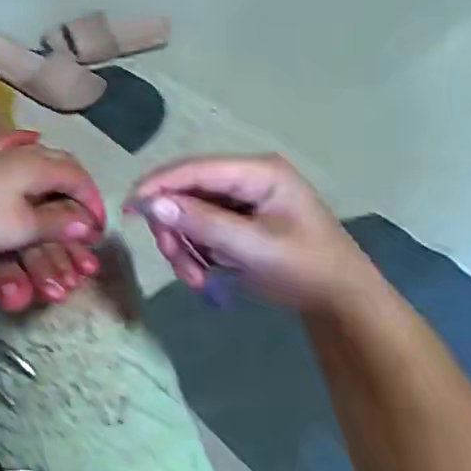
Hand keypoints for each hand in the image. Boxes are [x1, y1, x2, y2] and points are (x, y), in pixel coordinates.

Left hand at [0, 144, 105, 262]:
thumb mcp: (26, 227)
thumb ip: (60, 223)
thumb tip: (88, 226)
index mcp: (41, 164)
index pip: (79, 177)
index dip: (93, 202)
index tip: (99, 229)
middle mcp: (26, 153)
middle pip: (64, 164)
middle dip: (80, 189)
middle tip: (86, 216)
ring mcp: (4, 156)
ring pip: (43, 160)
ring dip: (60, 179)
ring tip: (66, 202)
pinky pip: (22, 158)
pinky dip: (35, 165)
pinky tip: (32, 155)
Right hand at [127, 154, 386, 315]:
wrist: (341, 302)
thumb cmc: (307, 269)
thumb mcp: (255, 248)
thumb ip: (204, 223)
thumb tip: (153, 204)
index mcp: (258, 172)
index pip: (194, 169)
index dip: (158, 185)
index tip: (128, 209)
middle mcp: (245, 177)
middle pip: (185, 191)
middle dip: (174, 228)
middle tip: (174, 261)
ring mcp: (239, 198)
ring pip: (186, 213)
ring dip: (182, 246)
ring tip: (196, 278)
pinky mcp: (235, 218)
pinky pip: (197, 228)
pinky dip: (193, 252)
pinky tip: (204, 275)